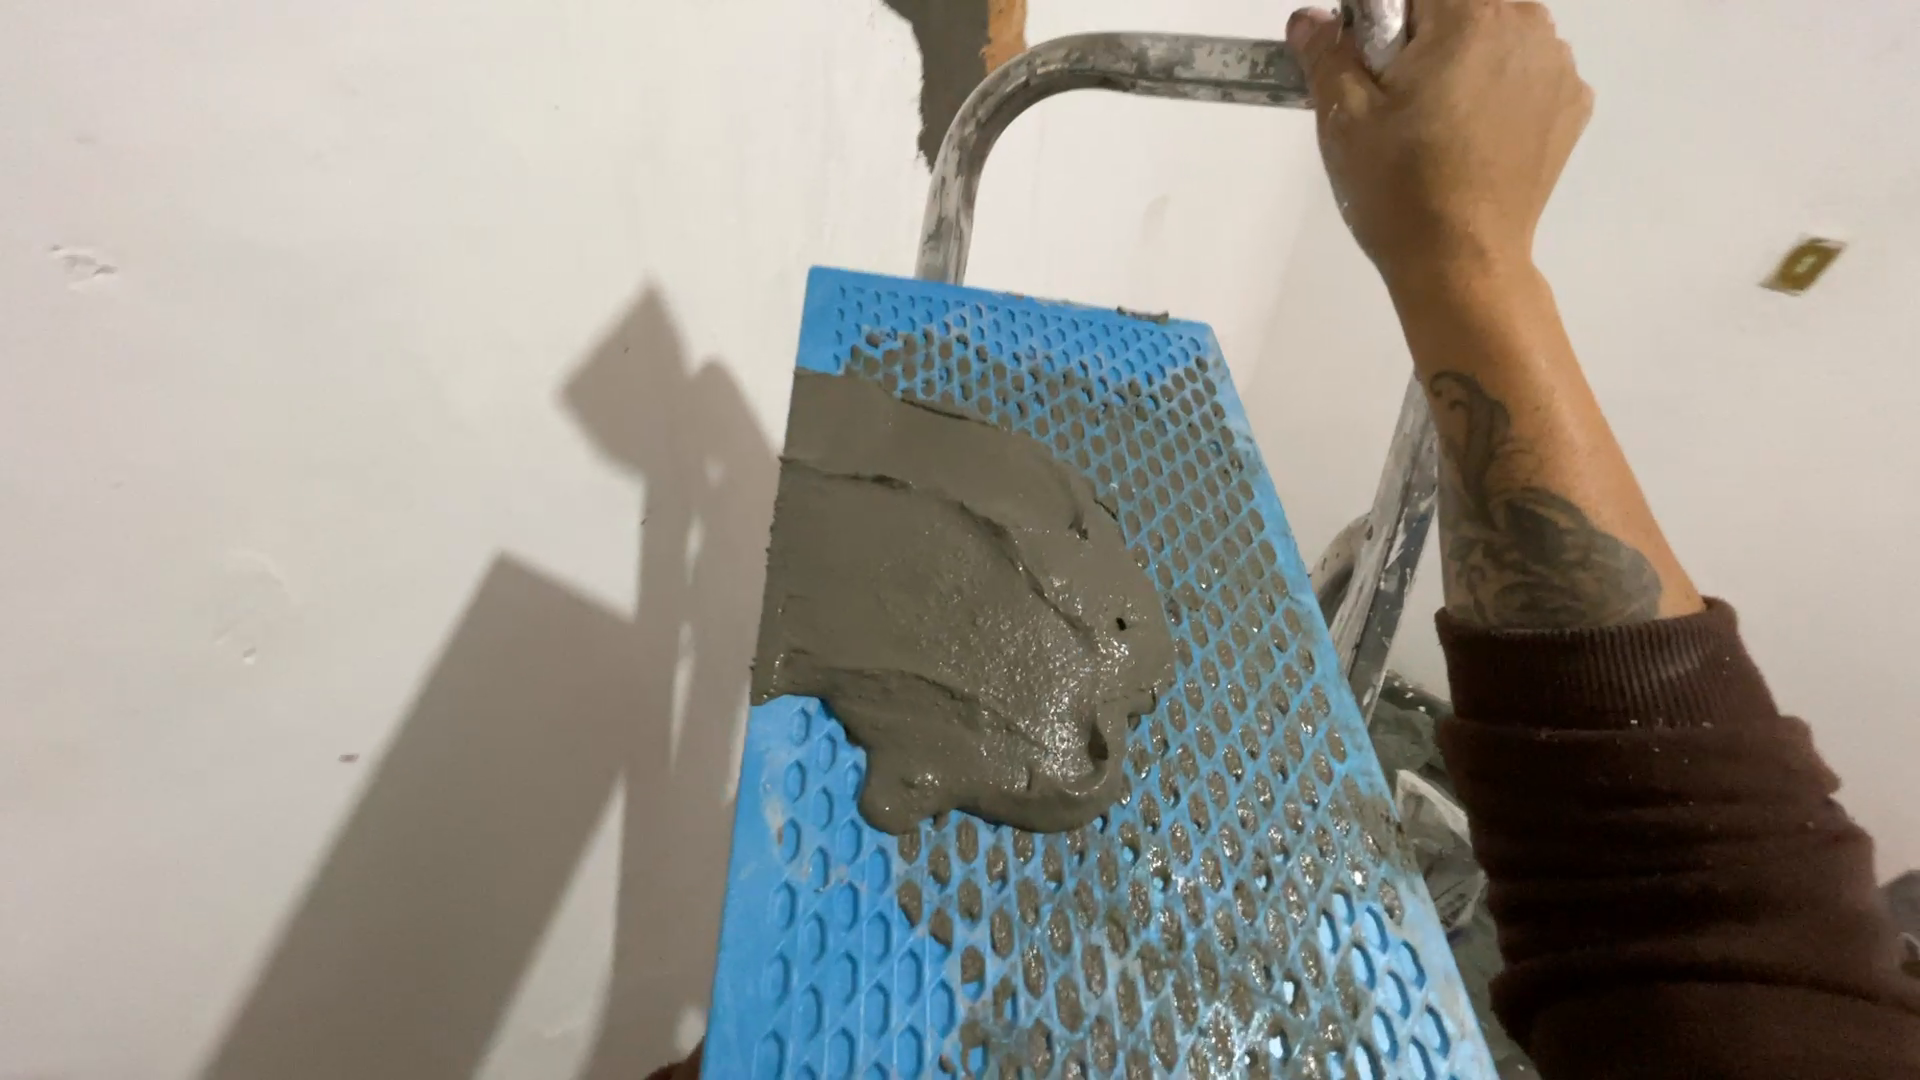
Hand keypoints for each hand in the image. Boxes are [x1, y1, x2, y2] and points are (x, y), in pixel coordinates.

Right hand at [1287, 0, 1592, 286]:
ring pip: (1499, 35)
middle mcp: (1527, 23)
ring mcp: (1558, 64)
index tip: (1367, 64)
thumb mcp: (1345, 123)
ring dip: (1463, 61)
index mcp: (1469, 18)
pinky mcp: (1570, 105)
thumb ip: (1328, 56)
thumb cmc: (1396, 190)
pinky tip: (1468, 142)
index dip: (1383, 21)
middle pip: (1462, 6)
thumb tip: (1309, 17)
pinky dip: (1496, 93)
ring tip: (1433, 129)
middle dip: (1423, 39)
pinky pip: (1526, 75)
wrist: (1459, 261)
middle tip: (1396, 103)